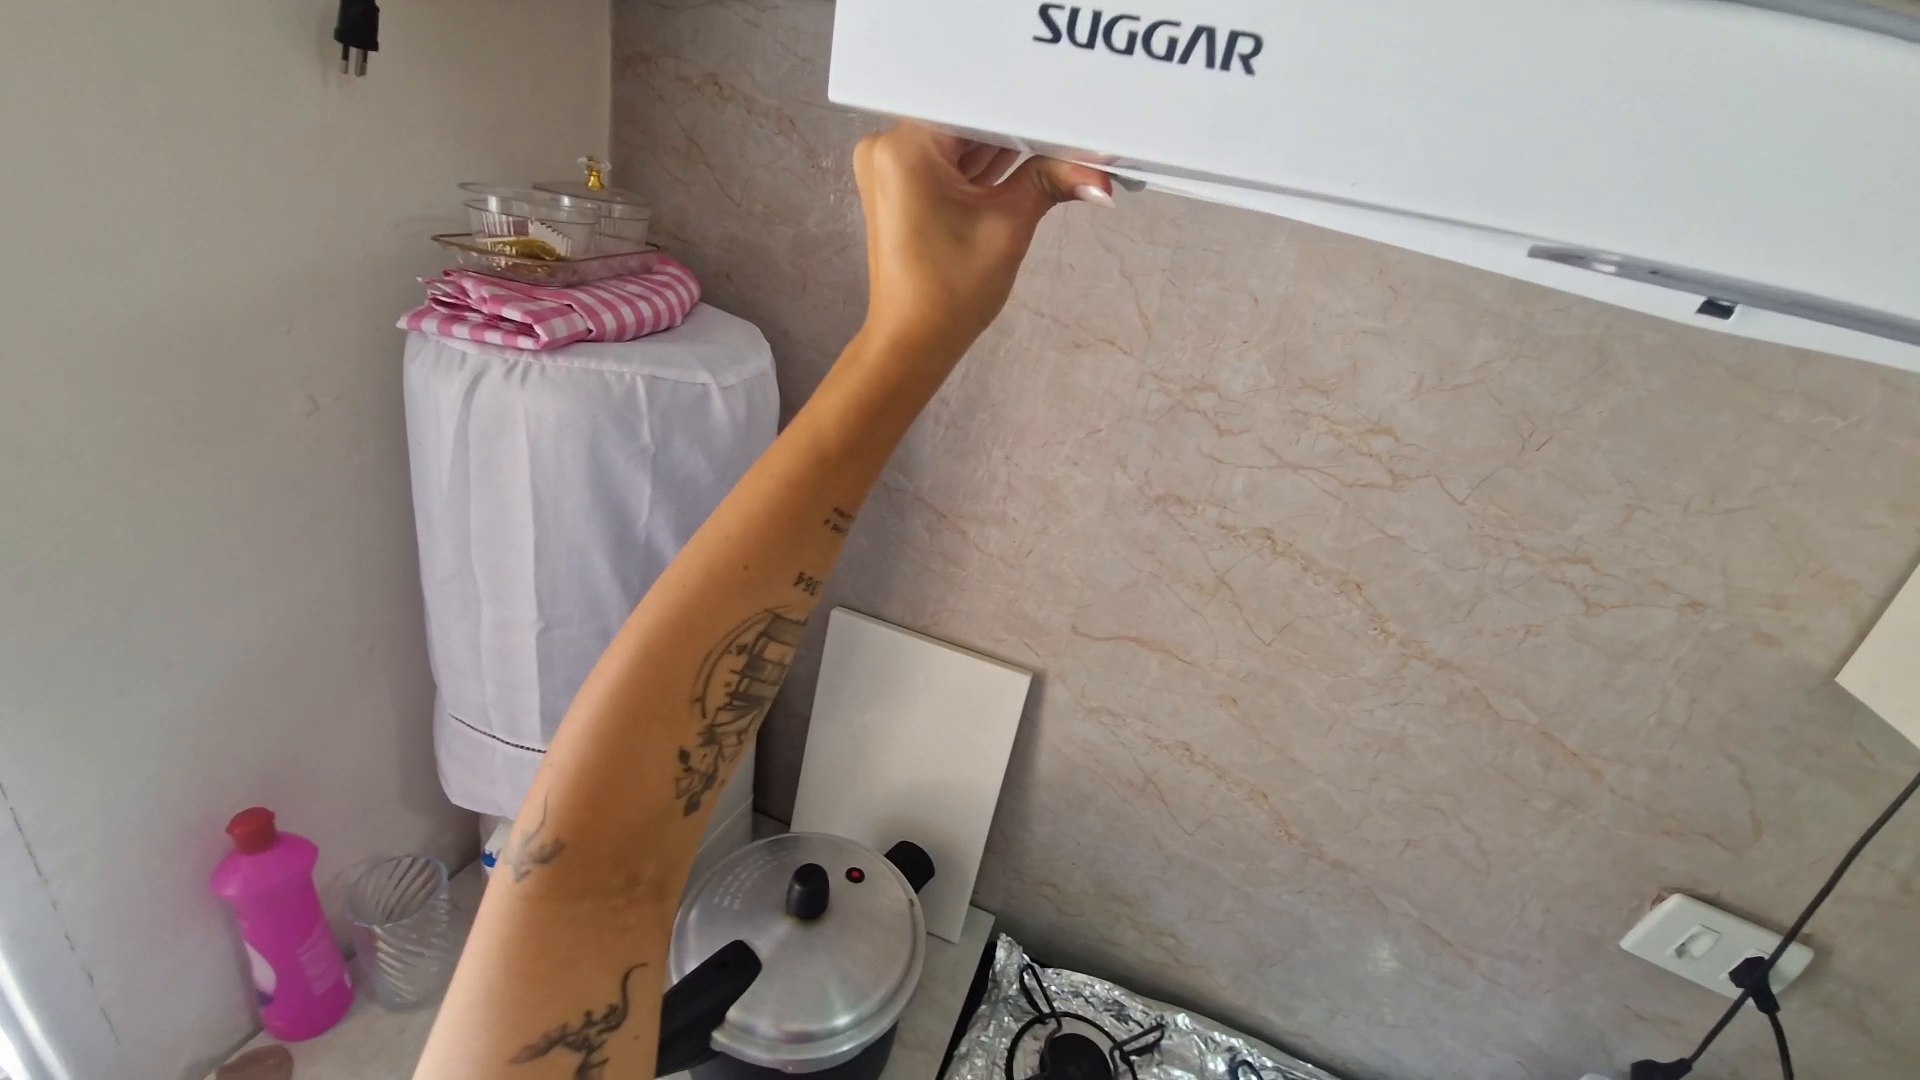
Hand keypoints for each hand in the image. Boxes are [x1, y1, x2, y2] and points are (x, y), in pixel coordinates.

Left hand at [853, 122, 1113, 365]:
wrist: (913, 343)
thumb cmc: (951, 292)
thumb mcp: (1009, 227)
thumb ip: (1052, 181)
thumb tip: (1103, 172)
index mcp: (905, 147)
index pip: (974, 103)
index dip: (1023, 105)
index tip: (1065, 105)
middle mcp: (888, 146)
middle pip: (968, 121)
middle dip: (1017, 132)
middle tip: (1070, 126)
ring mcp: (892, 169)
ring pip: (961, 143)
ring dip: (1003, 153)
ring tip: (1056, 147)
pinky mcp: (901, 189)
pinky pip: (950, 165)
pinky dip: (982, 172)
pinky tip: (1024, 168)